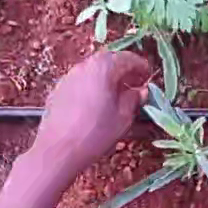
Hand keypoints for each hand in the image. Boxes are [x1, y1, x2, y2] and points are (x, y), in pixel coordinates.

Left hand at [29, 49, 150, 182]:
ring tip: (117, 96)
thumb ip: (134, 100)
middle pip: (108, 61)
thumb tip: (141, 91)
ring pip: (93, 71)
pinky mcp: (59, 90)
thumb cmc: (96, 133)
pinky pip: (81, 82)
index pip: (127, 58)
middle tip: (135, 84)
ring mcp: (69, 77)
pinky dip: (93, 87)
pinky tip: (97, 105)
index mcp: (103, 68)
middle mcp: (84, 66)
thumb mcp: (123, 118)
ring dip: (108, 79)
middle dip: (124, 71)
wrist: (59, 149)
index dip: (141, 66)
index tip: (148, 76)